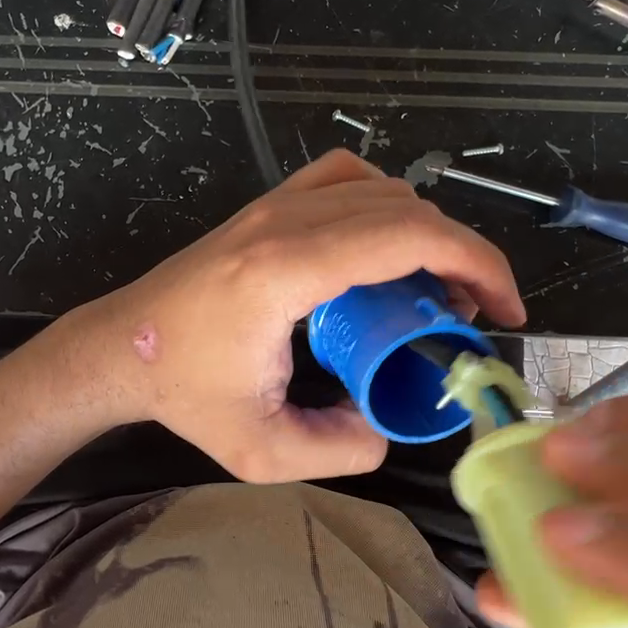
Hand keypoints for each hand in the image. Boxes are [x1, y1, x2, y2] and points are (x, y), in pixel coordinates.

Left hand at [72, 149, 524, 484]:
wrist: (122, 348)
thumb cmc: (183, 393)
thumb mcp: (262, 449)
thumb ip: (340, 448)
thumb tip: (390, 425)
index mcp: (285, 272)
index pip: (407, 236)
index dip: (478, 264)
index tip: (504, 312)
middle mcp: (280, 224)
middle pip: (403, 207)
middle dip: (462, 254)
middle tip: (473, 314)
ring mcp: (267, 208)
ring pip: (375, 185)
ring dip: (423, 228)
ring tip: (433, 284)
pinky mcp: (260, 210)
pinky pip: (336, 178)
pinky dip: (378, 199)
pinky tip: (381, 245)